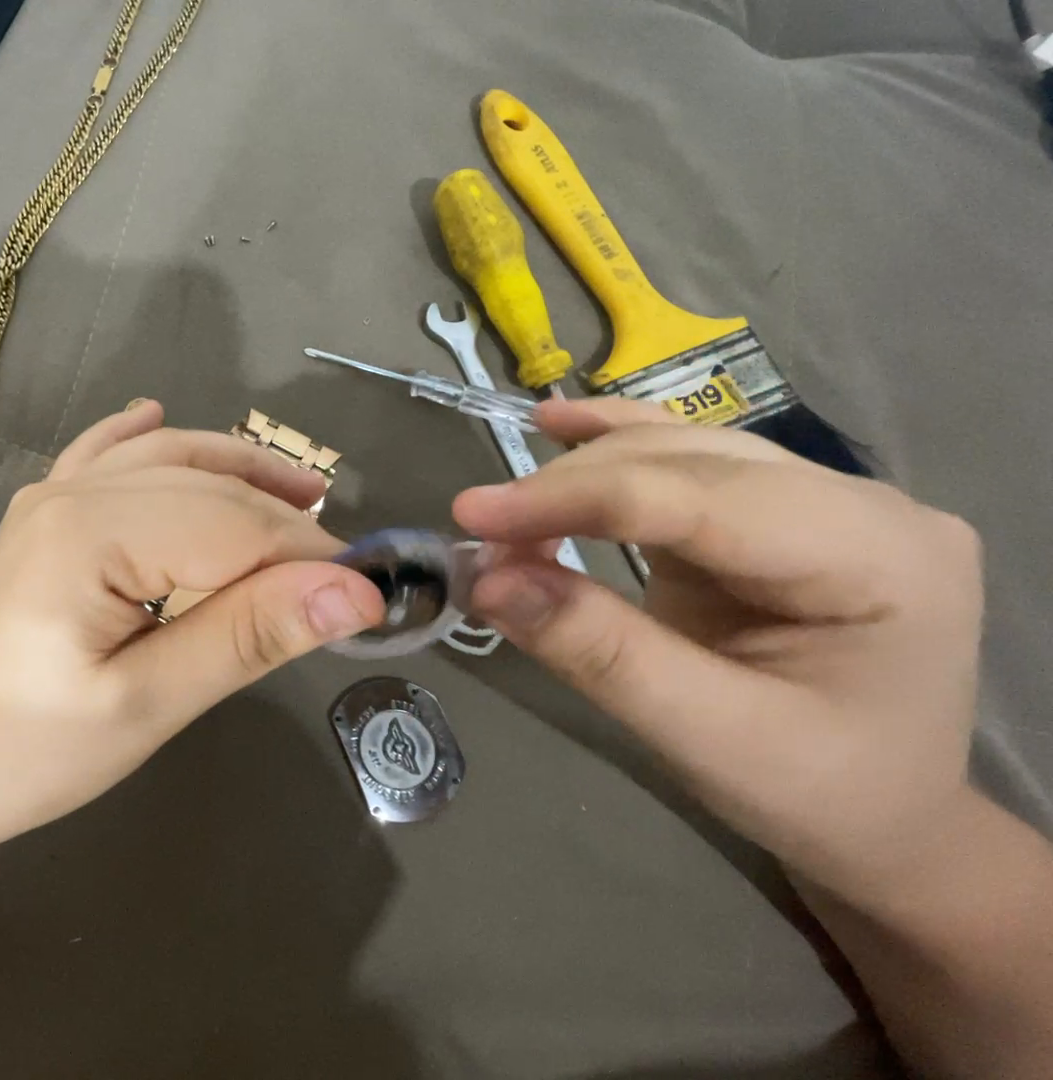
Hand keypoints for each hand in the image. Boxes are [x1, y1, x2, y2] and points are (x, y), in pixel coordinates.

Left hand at [0, 401, 384, 850]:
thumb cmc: (36, 752)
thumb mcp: (151, 701)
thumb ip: (248, 634)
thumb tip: (355, 591)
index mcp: (90, 532)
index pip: (230, 523)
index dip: (307, 555)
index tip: (368, 594)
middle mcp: (67, 493)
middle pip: (203, 486)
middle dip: (280, 521)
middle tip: (345, 570)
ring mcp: (47, 498)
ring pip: (161, 459)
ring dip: (232, 470)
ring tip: (301, 492)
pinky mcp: (41, 518)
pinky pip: (100, 458)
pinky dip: (142, 439)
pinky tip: (157, 415)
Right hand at [454, 399, 984, 895]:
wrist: (883, 817)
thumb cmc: (813, 790)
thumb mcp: (703, 736)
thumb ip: (599, 652)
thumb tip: (485, 581)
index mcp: (877, 557)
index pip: (698, 497)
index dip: (574, 500)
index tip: (469, 514)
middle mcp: (861, 505)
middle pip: (684, 463)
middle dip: (567, 492)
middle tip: (476, 537)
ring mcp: (819, 502)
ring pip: (674, 452)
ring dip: (576, 476)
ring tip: (500, 516)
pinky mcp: (771, 514)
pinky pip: (679, 465)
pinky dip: (610, 445)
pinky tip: (558, 423)